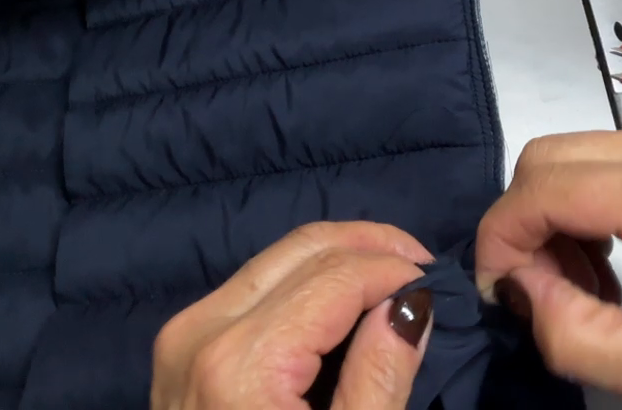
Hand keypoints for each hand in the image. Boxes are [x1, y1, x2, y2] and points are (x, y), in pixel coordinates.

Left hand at [152, 222, 435, 408]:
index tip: (439, 282)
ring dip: (339, 256)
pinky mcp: (182, 342)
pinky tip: (343, 297)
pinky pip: (256, 282)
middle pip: (303, 248)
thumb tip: (412, 299)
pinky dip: (306, 278)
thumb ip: (380, 376)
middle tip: (421, 263)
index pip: (334, 276)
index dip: (393, 269)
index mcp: (240, 360)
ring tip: (391, 275)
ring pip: (278, 256)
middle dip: (369, 245)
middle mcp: (202, 326)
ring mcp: (186, 331)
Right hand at [475, 126, 621, 409]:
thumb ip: (570, 331)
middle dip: (525, 225)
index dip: (502, 236)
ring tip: (579, 290)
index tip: (494, 293)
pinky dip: (584, 212)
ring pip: (571, 158)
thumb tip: (516, 285)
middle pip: (550, 158)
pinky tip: (608, 267)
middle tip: (538, 296)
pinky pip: (604, 165)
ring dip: (554, 221)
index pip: (547, 186)